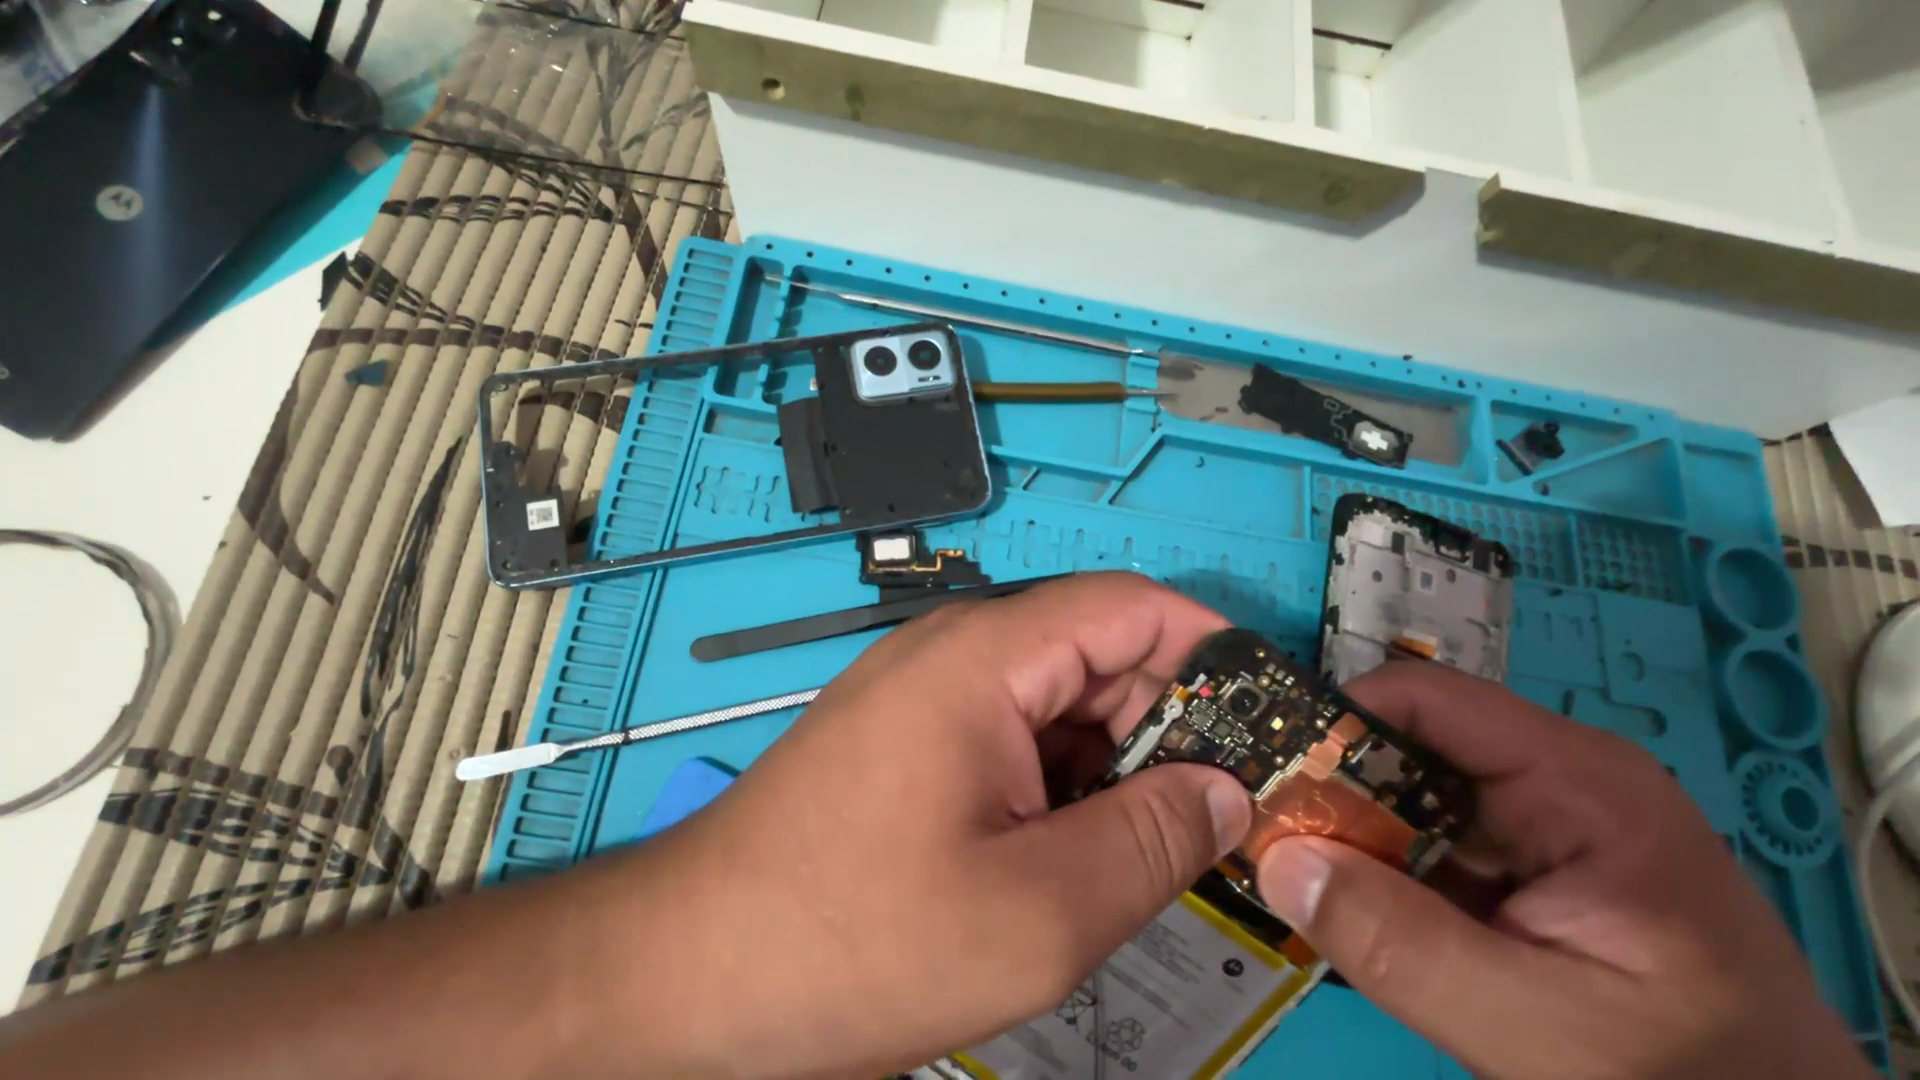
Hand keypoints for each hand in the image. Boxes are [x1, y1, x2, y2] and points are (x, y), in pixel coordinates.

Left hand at [624, 573, 1252, 1076]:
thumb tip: (1229, 794)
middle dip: (1172, 723)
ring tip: (1157, 849)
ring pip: (1057, 704)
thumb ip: (1152, 843)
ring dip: (1116, 765)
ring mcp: (923, 700)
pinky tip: (1078, 855)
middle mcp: (951, 657)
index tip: (1274, 721)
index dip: (1214, 650)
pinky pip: (1011, 741)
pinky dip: (1061, 786)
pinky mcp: (906, 746)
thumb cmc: (849, 940)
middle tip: (1230, 814)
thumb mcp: (1035, 913)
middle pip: (1097, 653)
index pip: (1130, 606)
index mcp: (983, 660)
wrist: (686, 975)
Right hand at [1254, 663, 1873, 1079]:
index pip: (1426, 701)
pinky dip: (1372, 874)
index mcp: (1576, 781)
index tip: (1262, 774)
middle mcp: (1549, 782)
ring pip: (1402, 801)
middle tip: (1256, 837)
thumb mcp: (1545, 1030)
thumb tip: (1276, 861)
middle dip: (1325, 788)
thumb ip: (1406, 948)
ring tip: (1283, 874)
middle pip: (1404, 747)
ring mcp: (1534, 829)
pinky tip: (1340, 908)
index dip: (1335, 720)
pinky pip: (1421, 849)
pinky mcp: (1519, 872)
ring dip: (1342, 838)